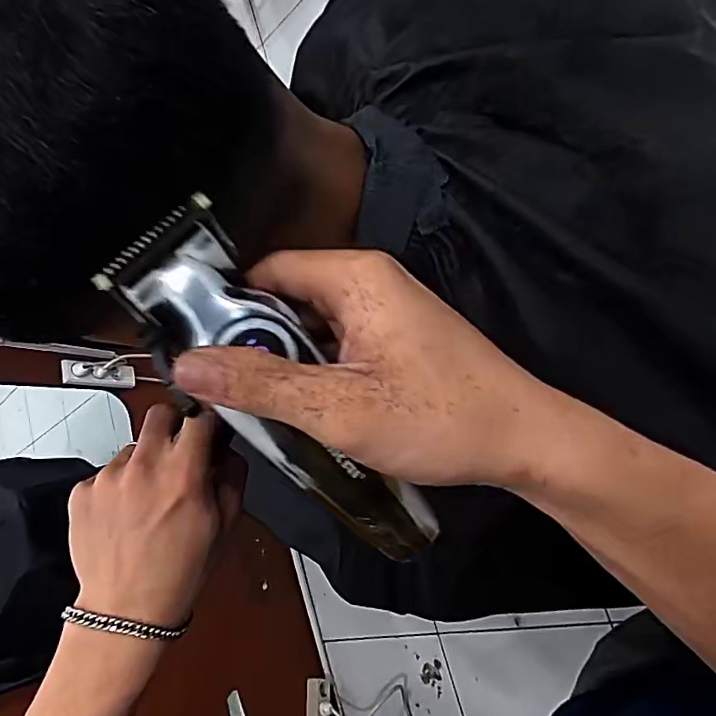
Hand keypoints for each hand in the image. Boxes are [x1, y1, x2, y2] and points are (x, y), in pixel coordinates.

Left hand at [67, 404, 242, 630]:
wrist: (124, 610)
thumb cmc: (175, 576)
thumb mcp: (223, 529)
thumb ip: (231, 479)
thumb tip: (228, 451)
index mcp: (182, 473)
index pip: (198, 416)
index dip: (205, 421)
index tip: (206, 430)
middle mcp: (142, 466)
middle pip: (159, 414)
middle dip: (173, 426)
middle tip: (176, 453)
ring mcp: (108, 476)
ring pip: (132, 448)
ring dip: (143, 464)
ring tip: (147, 502)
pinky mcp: (83, 489)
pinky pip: (105, 473)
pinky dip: (116, 487)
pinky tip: (124, 515)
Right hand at [171, 250, 583, 488]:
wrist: (527, 443)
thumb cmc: (441, 419)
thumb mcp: (337, 407)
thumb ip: (259, 384)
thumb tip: (189, 367)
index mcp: (353, 278)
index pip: (265, 272)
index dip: (226, 308)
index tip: (200, 349)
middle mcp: (366, 282)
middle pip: (283, 299)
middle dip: (253, 343)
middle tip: (229, 388)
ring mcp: (380, 311)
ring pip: (304, 326)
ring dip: (281, 362)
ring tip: (261, 403)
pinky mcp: (389, 338)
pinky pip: (330, 344)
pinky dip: (309, 371)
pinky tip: (303, 407)